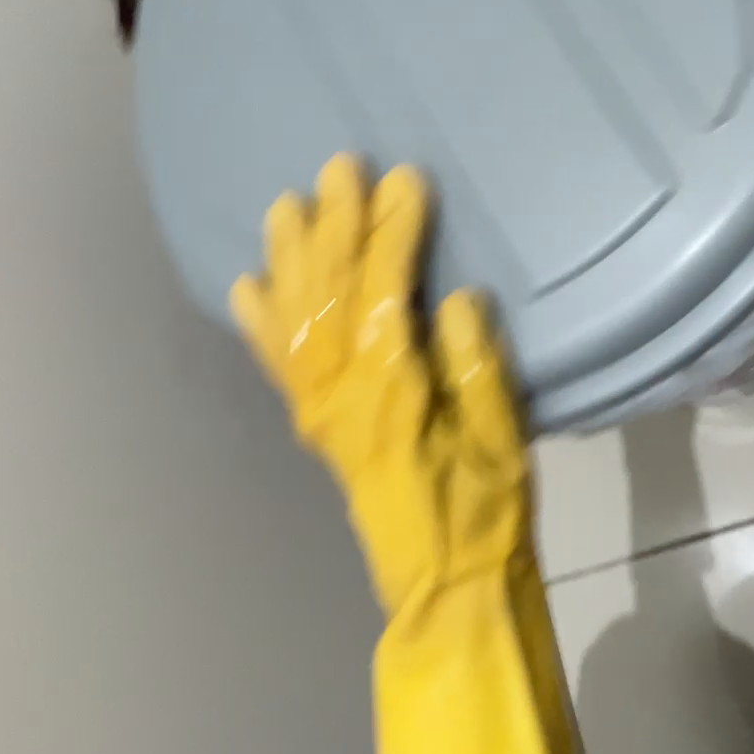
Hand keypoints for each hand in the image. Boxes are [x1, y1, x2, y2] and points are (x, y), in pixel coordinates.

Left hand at [229, 156, 523, 608]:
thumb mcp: (503, 440)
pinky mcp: (320, 430)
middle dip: (337, 227)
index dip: (394, 234)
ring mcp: (323, 414)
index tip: (403, 181)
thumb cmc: (486, 513)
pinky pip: (281, 368)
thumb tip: (457, 300)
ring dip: (292, 260)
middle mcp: (344, 396)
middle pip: (332, 296)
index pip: (386, 295)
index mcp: (395, 393)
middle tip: (338, 168)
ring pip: (296, 322)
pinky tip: (250, 289)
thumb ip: (476, 368)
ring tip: (285, 206)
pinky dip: (262, 325)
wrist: (447, 585)